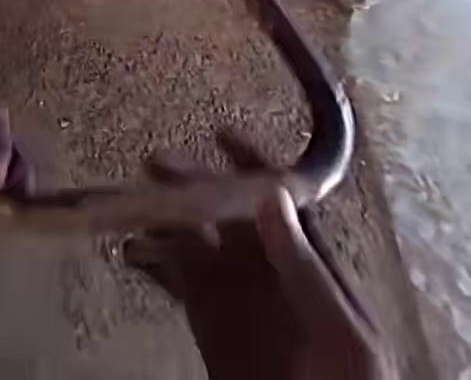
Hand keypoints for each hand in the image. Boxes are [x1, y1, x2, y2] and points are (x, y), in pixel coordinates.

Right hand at [124, 135, 387, 379]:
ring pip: (187, 233)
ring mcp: (230, 287)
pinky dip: (145, 256)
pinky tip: (129, 249)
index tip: (220, 133)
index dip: (252, 165)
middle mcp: (263, 266)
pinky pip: (167, 271)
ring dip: (158, 215)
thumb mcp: (341, 336)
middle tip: (154, 163)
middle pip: (222, 208)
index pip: (278, 202)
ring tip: (131, 207)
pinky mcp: (202, 311)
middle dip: (188, 181)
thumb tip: (274, 196)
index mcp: (306, 265)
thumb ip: (306, 269)